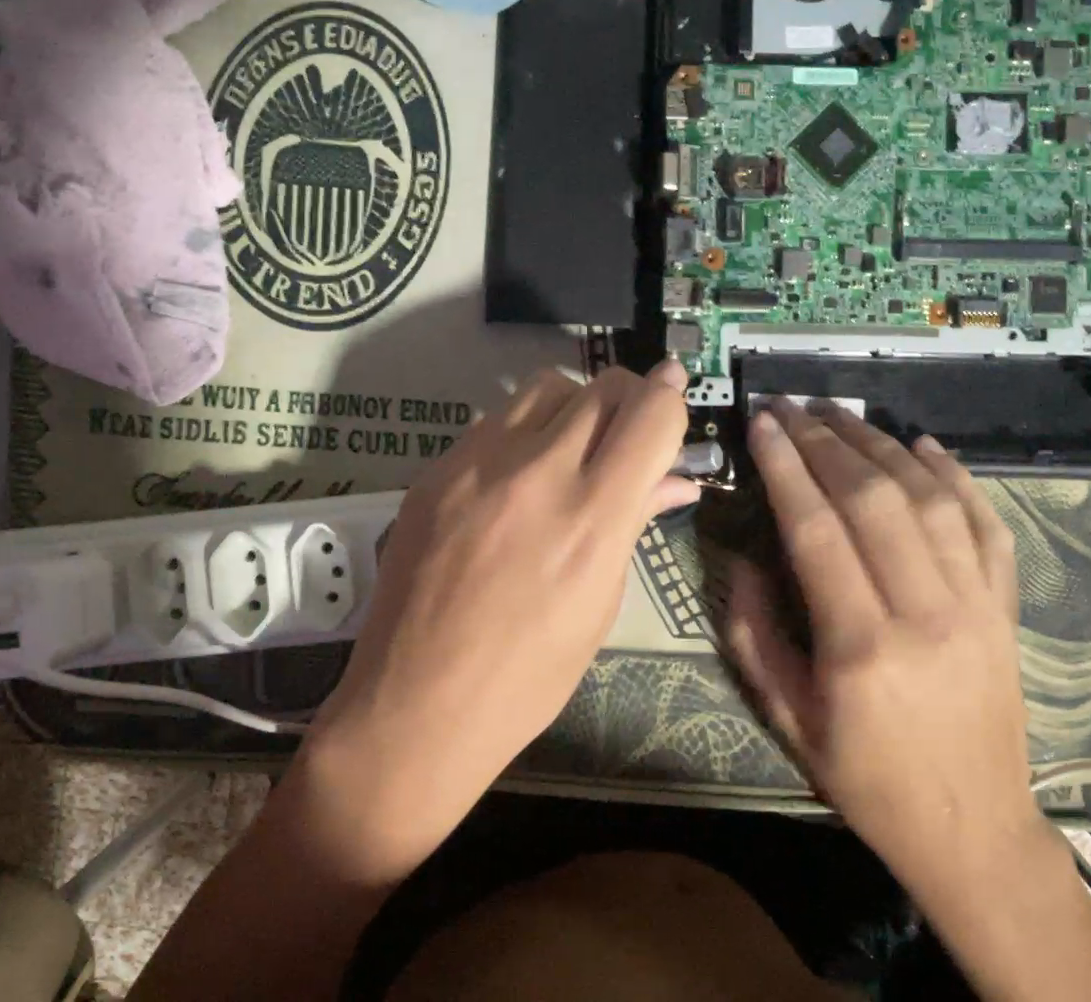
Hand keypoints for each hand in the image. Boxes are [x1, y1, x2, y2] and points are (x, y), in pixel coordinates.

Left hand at [299, 362, 696, 871]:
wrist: (416, 702)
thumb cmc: (526, 679)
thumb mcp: (598, 608)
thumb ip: (634, 526)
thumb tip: (673, 482)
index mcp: (592, 519)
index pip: (651, 413)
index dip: (672, 397)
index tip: (674, 394)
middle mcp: (537, 474)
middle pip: (601, 387)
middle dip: (628, 399)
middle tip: (628, 429)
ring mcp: (476, 466)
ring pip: (545, 388)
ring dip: (573, 405)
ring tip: (571, 448)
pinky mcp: (434, 471)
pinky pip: (492, 422)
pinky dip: (521, 432)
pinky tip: (514, 476)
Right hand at [723, 398, 1040, 894]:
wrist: (971, 827)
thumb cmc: (865, 778)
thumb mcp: (786, 717)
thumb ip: (754, 633)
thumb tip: (745, 559)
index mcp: (861, 646)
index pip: (817, 529)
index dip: (785, 468)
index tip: (762, 426)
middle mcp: (926, 612)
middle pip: (873, 499)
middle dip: (825, 441)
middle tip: (790, 407)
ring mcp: (977, 605)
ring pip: (929, 499)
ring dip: (880, 445)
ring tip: (840, 413)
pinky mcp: (1006, 608)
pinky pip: (984, 525)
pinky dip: (955, 477)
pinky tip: (923, 444)